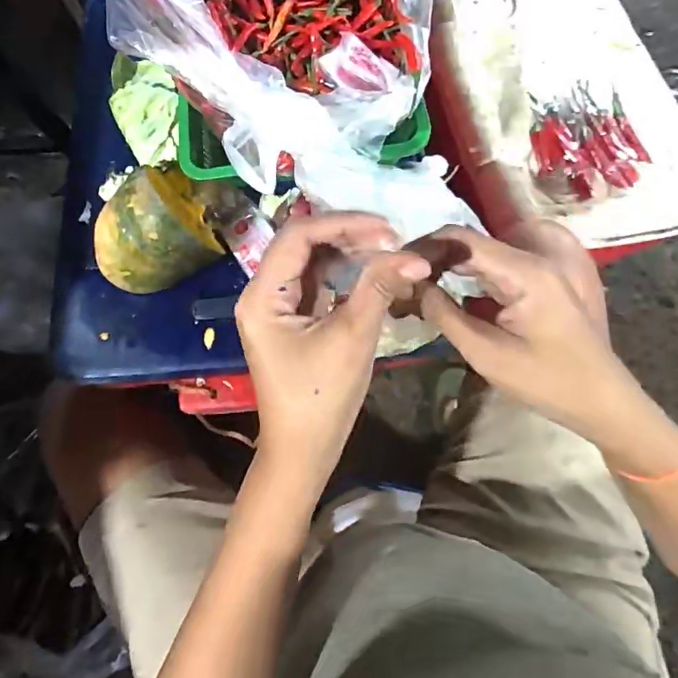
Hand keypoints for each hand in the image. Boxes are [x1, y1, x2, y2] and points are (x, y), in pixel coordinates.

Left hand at [235, 212, 430, 479]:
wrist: (303, 453)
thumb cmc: (321, 399)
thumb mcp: (353, 337)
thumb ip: (379, 287)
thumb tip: (416, 254)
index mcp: (262, 295)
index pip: (298, 236)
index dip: (343, 223)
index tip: (386, 228)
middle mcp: (262, 292)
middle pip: (303, 243)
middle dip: (347, 234)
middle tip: (391, 236)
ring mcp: (276, 305)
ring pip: (311, 260)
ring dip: (347, 250)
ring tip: (387, 247)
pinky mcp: (291, 317)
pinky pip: (316, 281)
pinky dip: (343, 271)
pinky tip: (371, 266)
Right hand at [409, 222, 637, 442]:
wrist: (606, 400)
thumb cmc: (547, 383)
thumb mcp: (486, 354)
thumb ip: (444, 314)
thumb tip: (413, 284)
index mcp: (527, 271)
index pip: (463, 239)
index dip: (426, 247)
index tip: (401, 265)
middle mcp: (544, 252)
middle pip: (478, 238)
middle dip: (442, 254)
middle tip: (416, 279)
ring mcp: (558, 256)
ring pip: (494, 241)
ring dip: (464, 256)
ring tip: (440, 280)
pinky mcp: (563, 266)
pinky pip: (515, 249)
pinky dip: (490, 260)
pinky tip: (480, 284)